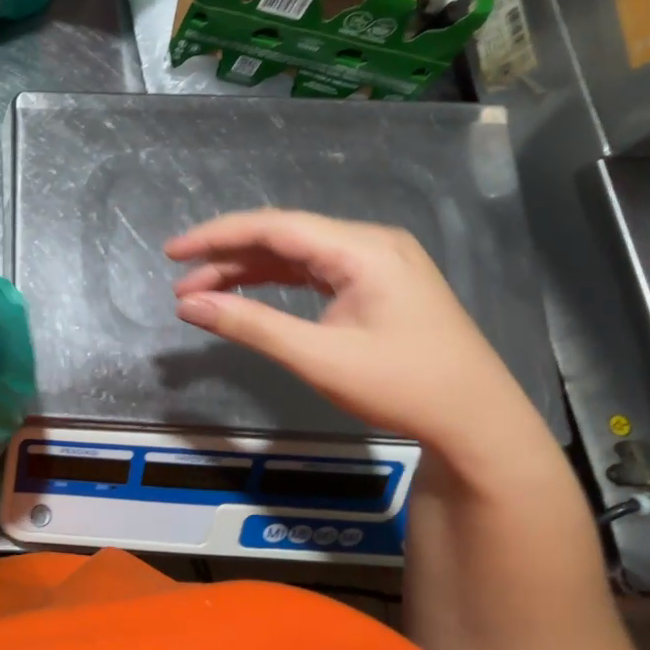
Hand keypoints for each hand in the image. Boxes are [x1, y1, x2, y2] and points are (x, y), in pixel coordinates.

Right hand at [164, 209, 529, 446]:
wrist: (477, 422)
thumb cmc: (401, 386)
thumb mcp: (317, 357)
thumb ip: (249, 325)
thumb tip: (186, 305)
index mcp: (362, 250)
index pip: (274, 227)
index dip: (217, 236)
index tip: (172, 252)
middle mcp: (369, 244)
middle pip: (282, 236)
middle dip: (226, 255)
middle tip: (179, 279)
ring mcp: (376, 263)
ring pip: (295, 254)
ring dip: (246, 271)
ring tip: (200, 292)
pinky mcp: (376, 284)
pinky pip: (312, 270)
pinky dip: (273, 282)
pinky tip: (244, 294)